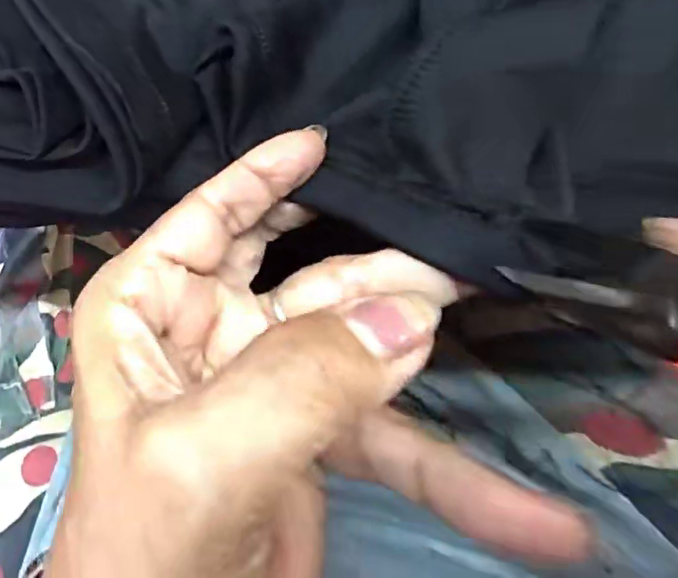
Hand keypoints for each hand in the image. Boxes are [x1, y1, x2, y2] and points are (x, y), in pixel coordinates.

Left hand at [48, 128, 591, 576]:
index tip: (321, 141)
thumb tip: (408, 314)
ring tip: (480, 301)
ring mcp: (259, 380)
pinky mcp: (304, 437)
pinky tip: (533, 514)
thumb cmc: (143, 542)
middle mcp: (203, 326)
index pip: (211, 215)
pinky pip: (380, 435)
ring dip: (412, 332)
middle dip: (362, 251)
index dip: (262, 173)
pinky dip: (450, 469)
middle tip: (436, 229)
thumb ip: (301, 377)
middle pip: (291, 264)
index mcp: (150, 302)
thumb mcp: (206, 451)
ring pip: (347, 338)